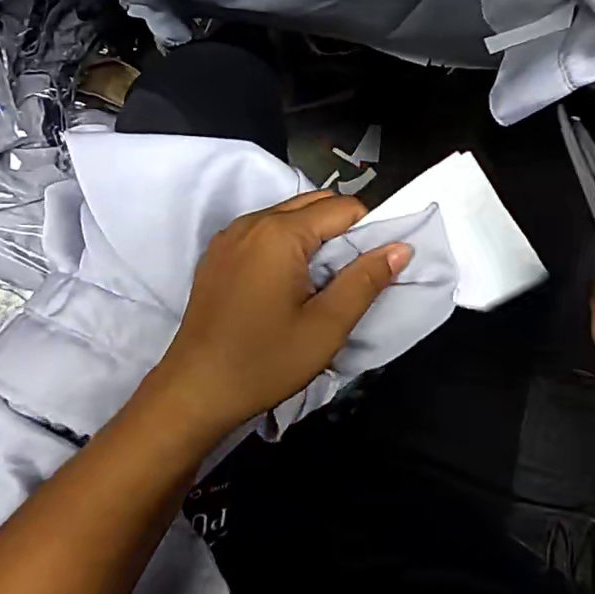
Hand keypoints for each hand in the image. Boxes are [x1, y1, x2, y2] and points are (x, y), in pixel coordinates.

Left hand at [146, 191, 409, 433]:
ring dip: (312, 235)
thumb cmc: (264, 361)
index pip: (342, 207)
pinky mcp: (217, 253)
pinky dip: (284, 243)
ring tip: (321, 281)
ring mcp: (230, 235)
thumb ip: (365, 280)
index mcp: (280, 233)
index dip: (368, 230)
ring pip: (287, 215)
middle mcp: (252, 222)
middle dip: (341, 228)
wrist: (195, 389)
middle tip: (351, 274)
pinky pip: (262, 230)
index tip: (375, 265)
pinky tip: (286, 283)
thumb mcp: (326, 326)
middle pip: (313, 203)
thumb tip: (399, 247)